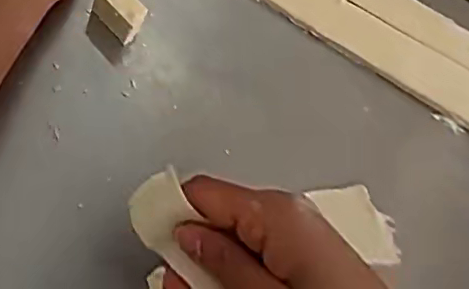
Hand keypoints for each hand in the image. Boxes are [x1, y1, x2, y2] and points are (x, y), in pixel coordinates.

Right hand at [166, 176, 383, 288]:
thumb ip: (223, 263)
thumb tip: (184, 233)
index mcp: (274, 209)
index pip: (201, 190)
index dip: (171, 213)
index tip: (153, 242)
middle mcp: (288, 209)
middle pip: (219, 213)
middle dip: (193, 245)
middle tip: (176, 283)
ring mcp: (304, 231)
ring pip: (239, 235)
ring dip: (215, 261)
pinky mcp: (315, 254)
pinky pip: (264, 250)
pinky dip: (243, 267)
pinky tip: (231, 287)